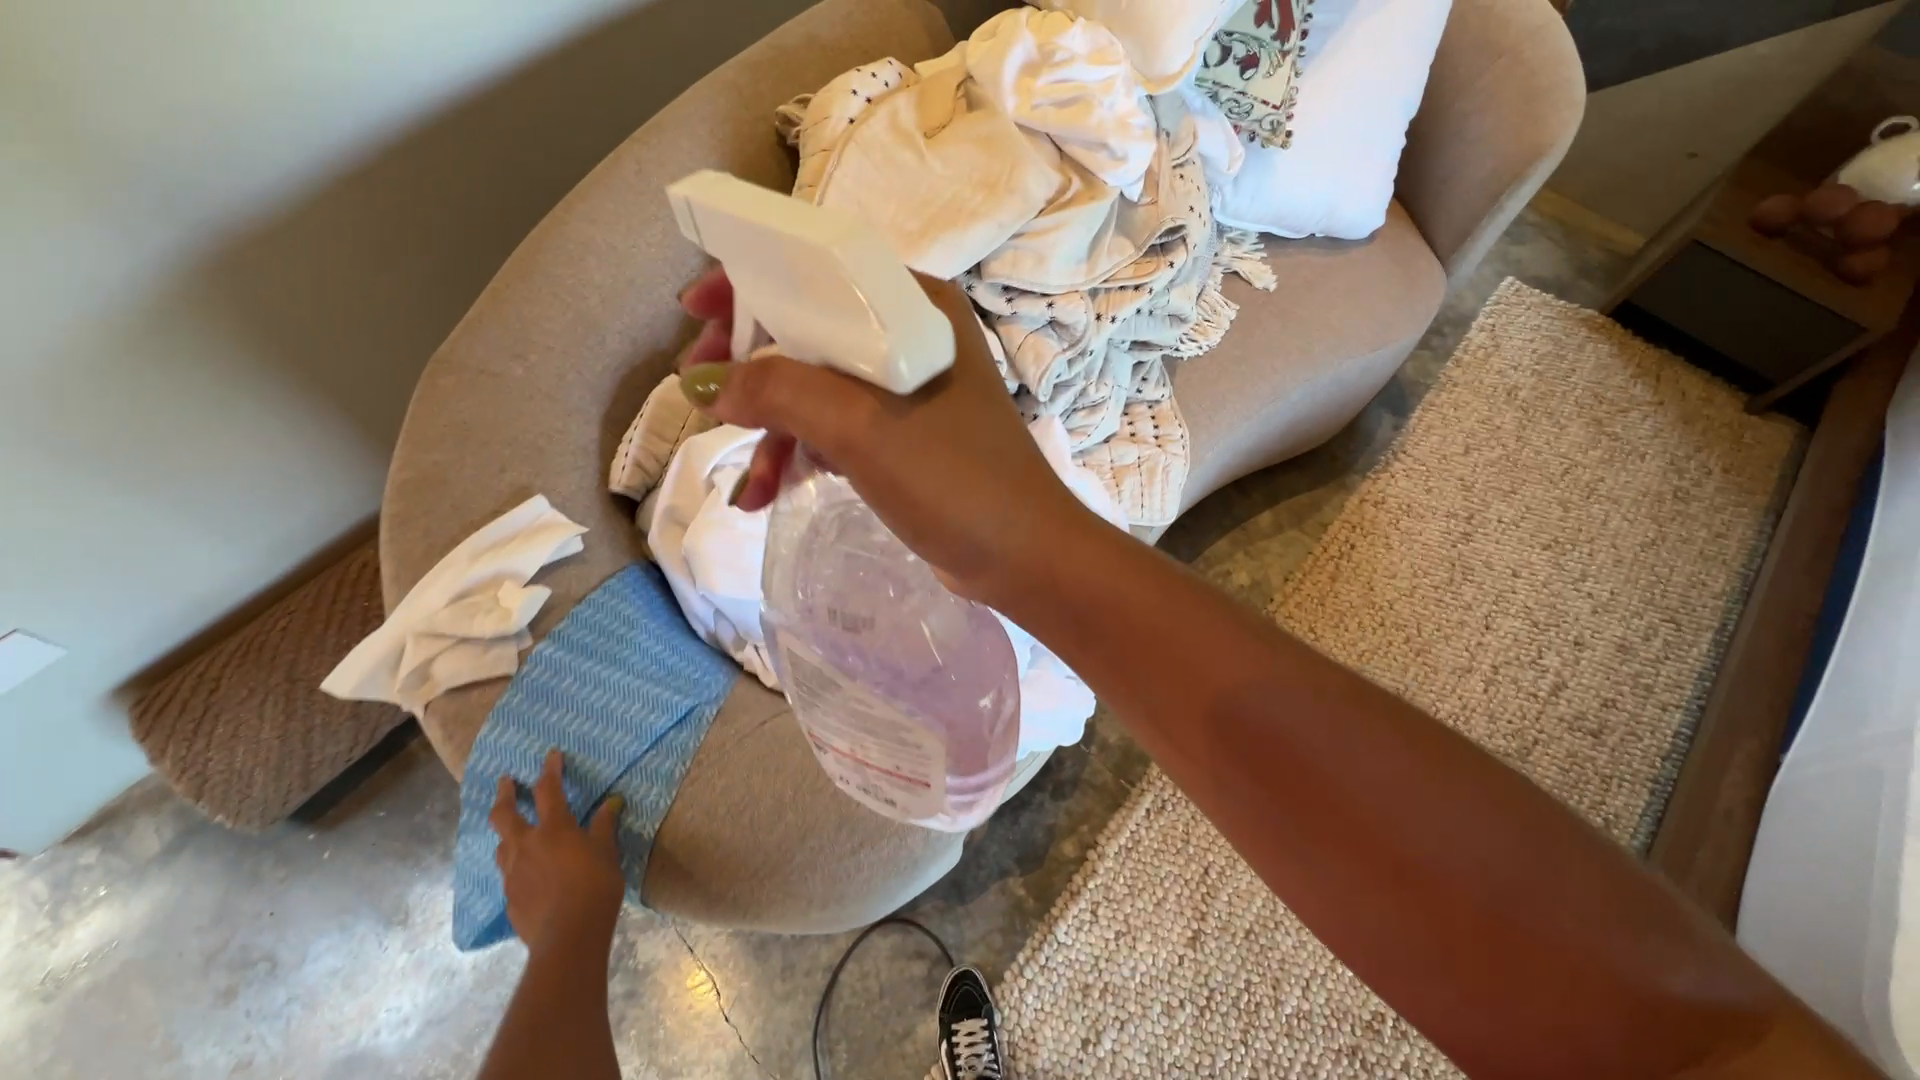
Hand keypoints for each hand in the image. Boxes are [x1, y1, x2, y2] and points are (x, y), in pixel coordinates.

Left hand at [490, 749, 626, 957]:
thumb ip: (604, 827)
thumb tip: (611, 803)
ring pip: (501, 846)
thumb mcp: (607, 852)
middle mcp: (526, 846)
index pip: (549, 790)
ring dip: (506, 833)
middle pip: (504, 815)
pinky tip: (527, 874)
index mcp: (554, 829)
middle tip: (505, 782)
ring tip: (512, 830)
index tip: (551, 755)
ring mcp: (513, 874)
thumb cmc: (595, 886)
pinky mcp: (510, 899)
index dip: (550, 771)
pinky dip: (516, 866)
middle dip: (504, 795)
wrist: (568, 935)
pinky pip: (509, 875)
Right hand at [673, 267, 1103, 608]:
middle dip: (751, 374)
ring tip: (745, 488)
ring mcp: (907, 389)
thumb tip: (708, 386)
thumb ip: (780, 392)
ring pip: (817, 388)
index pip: (817, 271)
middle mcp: (910, 336)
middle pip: (808, 333)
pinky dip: (802, 454)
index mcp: (912, 306)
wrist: (1024, 557)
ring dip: (772, 433)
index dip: (749, 283)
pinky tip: (771, 493)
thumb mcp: (861, 428)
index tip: (695, 314)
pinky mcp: (904, 436)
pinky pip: (836, 428)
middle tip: (704, 402)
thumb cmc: (954, 480)